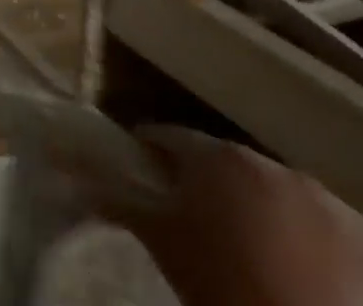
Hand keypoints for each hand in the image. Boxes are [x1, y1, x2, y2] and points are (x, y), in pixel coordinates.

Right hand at [112, 128, 362, 305]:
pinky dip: (290, 228)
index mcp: (219, 157)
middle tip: (177, 207)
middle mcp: (274, 166)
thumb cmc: (218, 274)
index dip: (142, 150)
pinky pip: (310, 218)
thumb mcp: (156, 237)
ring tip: (233, 236)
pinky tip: (280, 256)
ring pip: (269, 189)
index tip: (128, 170)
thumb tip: (75, 181)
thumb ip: (115, 200)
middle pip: (221, 161)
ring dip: (247, 203)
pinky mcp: (361, 236)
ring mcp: (328, 201)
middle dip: (199, 178)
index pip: (164, 135)